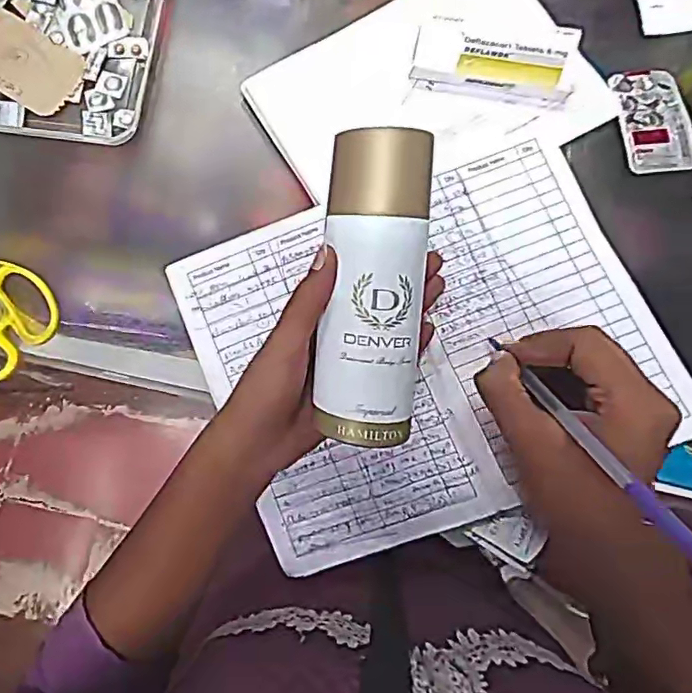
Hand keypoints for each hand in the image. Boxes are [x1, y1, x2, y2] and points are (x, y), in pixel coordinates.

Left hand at [213, 246, 444, 481]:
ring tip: (433, 295)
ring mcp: (342, 366)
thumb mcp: (285, 343)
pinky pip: (385, 370)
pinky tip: (420, 340)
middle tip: (429, 269)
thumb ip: (305, 304)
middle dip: (401, 287)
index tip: (397, 247)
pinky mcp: (352, 392)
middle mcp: (327, 340)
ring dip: (408, 316)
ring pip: (381, 335)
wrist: (258, 445)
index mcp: (308, 322)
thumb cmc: (259, 394)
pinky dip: (405, 355)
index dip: (372, 266)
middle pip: (371, 307)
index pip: (345, 285)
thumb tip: (325, 258)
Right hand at [473, 327, 677, 532]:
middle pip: (589, 351)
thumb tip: (496, 365)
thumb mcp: (533, 446)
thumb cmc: (581, 511)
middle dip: (541, 356)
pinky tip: (532, 405)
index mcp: (636, 402)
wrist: (607, 556)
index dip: (538, 344)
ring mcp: (639, 415)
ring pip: (587, 369)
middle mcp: (647, 402)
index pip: (586, 343)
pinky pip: (588, 390)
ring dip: (546, 372)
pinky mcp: (624, 427)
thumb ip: (507, 396)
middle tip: (505, 368)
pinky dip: (556, 389)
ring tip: (514, 387)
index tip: (506, 358)